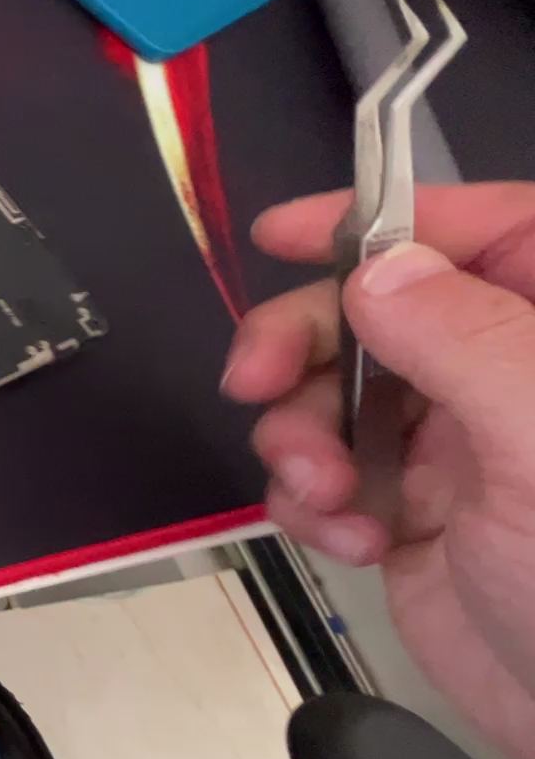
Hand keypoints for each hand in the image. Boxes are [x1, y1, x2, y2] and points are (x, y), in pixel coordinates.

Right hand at [223, 183, 534, 758]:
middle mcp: (511, 384)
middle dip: (298, 351)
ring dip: (299, 444)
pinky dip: (308, 502)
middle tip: (250, 383)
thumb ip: (471, 341)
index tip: (280, 233)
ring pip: (325, 401)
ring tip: (322, 496)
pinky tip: (342, 537)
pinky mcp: (401, 507)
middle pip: (370, 319)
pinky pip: (317, 474)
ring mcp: (453, 448)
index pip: (490, 238)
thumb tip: (377, 266)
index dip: (385, 221)